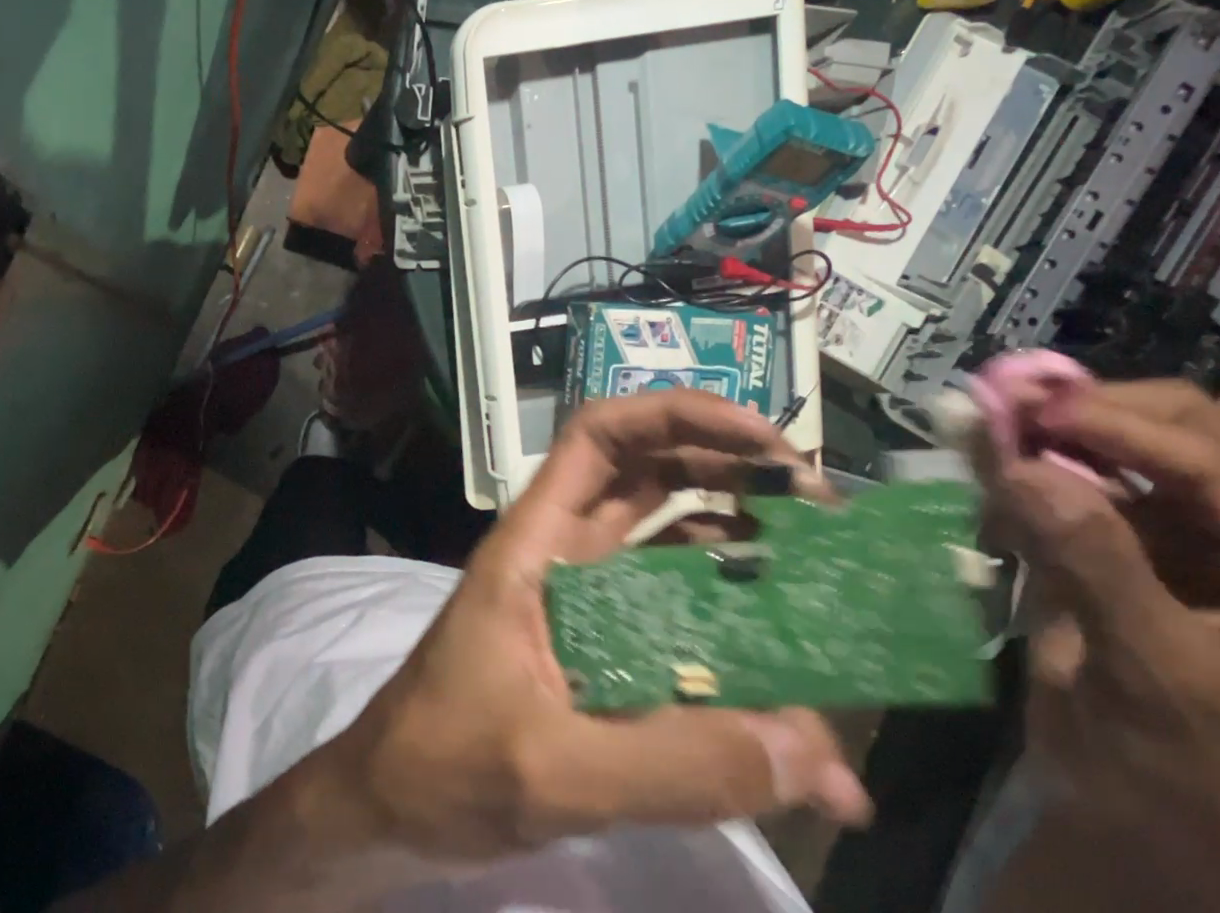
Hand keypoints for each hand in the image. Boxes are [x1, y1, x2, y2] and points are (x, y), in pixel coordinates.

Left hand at [308, 391, 872, 866]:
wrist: (391, 813)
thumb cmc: (443, 767)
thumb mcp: (550, 769)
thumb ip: (674, 766)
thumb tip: (815, 752)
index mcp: (536, 550)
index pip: (599, 438)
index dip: (680, 417)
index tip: (771, 446)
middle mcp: (567, 567)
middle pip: (655, 486)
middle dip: (739, 484)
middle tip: (828, 521)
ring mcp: (590, 618)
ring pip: (680, 564)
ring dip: (755, 575)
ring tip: (840, 609)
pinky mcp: (608, 671)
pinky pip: (687, 648)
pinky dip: (745, 675)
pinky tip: (810, 742)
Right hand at [986, 380, 1219, 863]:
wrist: (1198, 836)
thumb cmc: (1192, 766)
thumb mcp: (1147, 669)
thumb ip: (1088, 559)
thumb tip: (1018, 464)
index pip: (1213, 457)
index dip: (1115, 421)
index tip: (1015, 404)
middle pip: (1192, 432)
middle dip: (1093, 414)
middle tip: (1001, 416)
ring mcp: (1207, 547)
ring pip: (1146, 457)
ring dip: (1068, 444)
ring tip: (995, 448)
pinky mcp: (1166, 559)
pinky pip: (1113, 497)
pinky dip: (1056, 482)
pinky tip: (1007, 487)